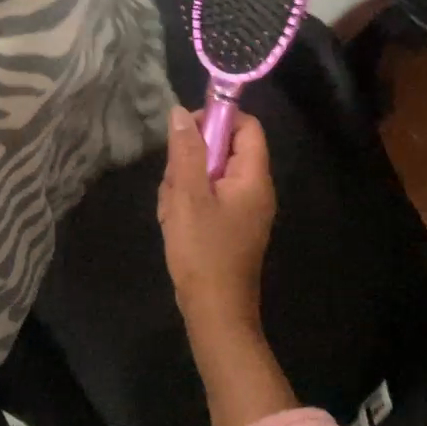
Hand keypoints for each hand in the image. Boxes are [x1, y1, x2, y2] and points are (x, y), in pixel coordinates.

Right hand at [158, 104, 276, 333]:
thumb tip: (181, 112)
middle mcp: (254, 190)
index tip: (186, 130)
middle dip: (191, 158)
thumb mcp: (188, 195)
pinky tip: (174, 222)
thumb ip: (185, 150)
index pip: (246, 126)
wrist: (215, 312)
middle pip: (223, 149)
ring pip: (208, 174)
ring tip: (172, 208)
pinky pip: (206, 197)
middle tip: (174, 180)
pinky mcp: (229, 226)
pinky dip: (187, 203)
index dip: (217, 118)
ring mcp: (242, 210)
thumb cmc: (204, 250)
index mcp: (253, 178)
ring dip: (183, 183)